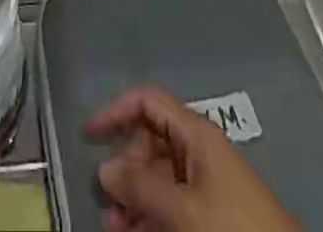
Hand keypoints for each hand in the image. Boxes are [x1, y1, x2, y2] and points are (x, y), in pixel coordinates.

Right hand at [87, 88, 301, 231]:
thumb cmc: (232, 229)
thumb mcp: (181, 209)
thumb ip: (140, 186)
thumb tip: (105, 168)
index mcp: (195, 134)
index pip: (148, 102)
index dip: (116, 112)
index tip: (89, 136)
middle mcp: (199, 151)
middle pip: (150, 142)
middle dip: (125, 170)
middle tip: (109, 203)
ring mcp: (206, 183)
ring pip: (158, 179)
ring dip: (134, 200)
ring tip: (116, 229)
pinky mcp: (212, 214)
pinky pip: (171, 204)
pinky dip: (150, 216)